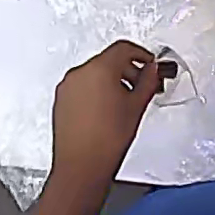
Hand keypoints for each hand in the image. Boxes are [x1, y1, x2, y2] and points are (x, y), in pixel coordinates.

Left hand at [51, 41, 158, 188]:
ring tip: (127, 99)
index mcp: (99, 69)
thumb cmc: (107, 139)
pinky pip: (83, 86)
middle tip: (144, 82)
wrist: (82, 166)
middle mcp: (79, 74)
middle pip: (108, 59)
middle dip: (128, 69)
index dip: (141, 54)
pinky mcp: (61, 100)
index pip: (123, 48)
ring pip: (95, 73)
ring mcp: (67, 87)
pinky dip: (98, 90)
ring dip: (113, 79)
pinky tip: (110, 108)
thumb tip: (152, 70)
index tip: (150, 62)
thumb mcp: (137, 104)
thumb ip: (148, 80)